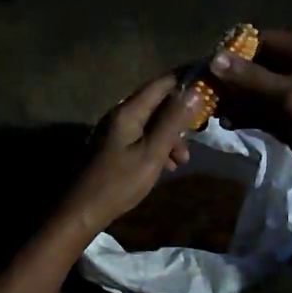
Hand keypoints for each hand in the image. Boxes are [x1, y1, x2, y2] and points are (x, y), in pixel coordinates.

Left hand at [57, 72, 203, 235]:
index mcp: (128, 111)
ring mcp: (115, 131)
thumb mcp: (152, 152)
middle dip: (180, 118)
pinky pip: (141, 137)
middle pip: (157, 104)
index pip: (162, 83)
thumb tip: (194, 91)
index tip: (208, 86)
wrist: (83, 210)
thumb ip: (173, 121)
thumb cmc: (120, 182)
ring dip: (170, 137)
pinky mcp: (113, 146)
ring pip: (151, 123)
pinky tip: (166, 166)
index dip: (185, 81)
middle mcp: (119, 114)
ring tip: (182, 161)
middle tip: (199, 135)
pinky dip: (157, 147)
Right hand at [211, 30, 291, 184]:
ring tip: (211, 109)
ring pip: (257, 92)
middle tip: (205, 89)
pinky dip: (246, 116)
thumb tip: (214, 58)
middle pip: (258, 67)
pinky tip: (228, 122)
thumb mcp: (290, 96)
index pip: (265, 40)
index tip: (210, 62)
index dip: (237, 49)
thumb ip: (251, 78)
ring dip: (236, 99)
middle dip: (232, 78)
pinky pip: (263, 112)